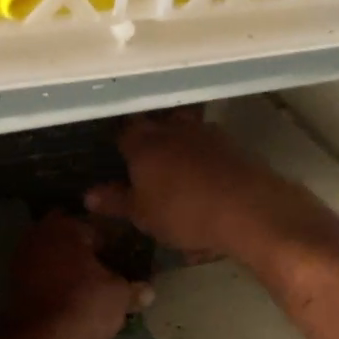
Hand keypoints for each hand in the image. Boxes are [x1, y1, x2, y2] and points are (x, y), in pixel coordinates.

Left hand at [4, 213, 151, 338]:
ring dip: (67, 267)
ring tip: (87, 289)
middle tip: (104, 273)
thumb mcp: (119, 297)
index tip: (124, 264)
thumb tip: (148, 290)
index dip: (114, 247)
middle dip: (86, 252)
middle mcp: (41, 233)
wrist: (38, 338)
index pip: (98, 229)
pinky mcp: (13, 282)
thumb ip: (134, 289)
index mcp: (68, 226)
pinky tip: (66, 299)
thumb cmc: (84, 304)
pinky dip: (52, 283)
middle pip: (71, 239)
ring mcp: (23, 257)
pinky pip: (40, 275)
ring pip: (53, 256)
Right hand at [86, 115, 335, 262]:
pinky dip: (204, 156)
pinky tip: (206, 176)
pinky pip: (209, 145)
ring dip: (180, 142)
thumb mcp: (143, 215)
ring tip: (177, 167)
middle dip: (150, 136)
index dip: (120, 142)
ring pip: (185, 129)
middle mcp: (172, 128)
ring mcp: (205, 133)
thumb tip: (88, 194)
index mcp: (144, 143)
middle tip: (146, 159)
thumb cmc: (184, 213)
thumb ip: (116, 202)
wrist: (249, 209)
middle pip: (156, 123)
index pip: (124, 131)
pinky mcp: (233, 145)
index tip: (118, 155)